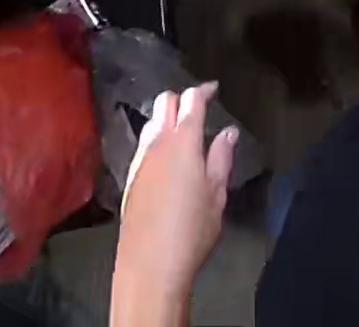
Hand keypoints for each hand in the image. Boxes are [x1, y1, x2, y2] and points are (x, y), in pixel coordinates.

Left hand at [113, 83, 238, 326]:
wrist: (148, 268)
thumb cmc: (191, 230)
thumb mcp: (217, 194)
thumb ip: (222, 157)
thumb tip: (228, 131)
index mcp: (183, 140)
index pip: (191, 99)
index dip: (203, 90)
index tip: (214, 89)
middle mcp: (158, 142)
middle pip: (165, 101)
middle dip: (182, 98)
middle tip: (199, 108)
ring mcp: (140, 158)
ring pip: (152, 120)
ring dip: (167, 117)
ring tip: (183, 131)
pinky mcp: (130, 177)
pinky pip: (143, 142)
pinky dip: (156, 137)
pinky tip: (166, 156)